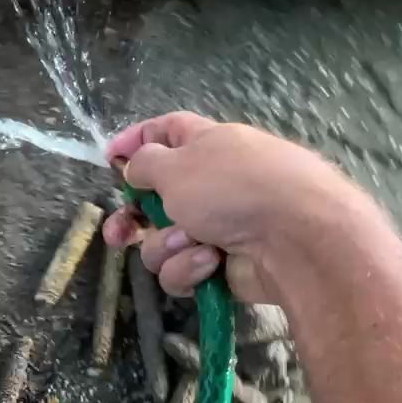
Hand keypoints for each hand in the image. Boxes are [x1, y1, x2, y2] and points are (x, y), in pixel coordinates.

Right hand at [101, 112, 395, 302]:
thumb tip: (134, 167)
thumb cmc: (233, 188)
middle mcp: (207, 184)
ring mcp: (214, 227)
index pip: (164, 132)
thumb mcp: (177, 165)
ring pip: (161, 243)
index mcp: (203, 144)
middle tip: (118, 235)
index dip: (134, 142)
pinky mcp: (218, 266)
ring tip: (193, 243)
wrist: (293, 239)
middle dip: (132, 220)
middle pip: (153, 201)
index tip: (108, 159)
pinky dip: (189, 268)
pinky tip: (211, 263)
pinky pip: (182, 270)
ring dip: (167, 246)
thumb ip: (145, 164)